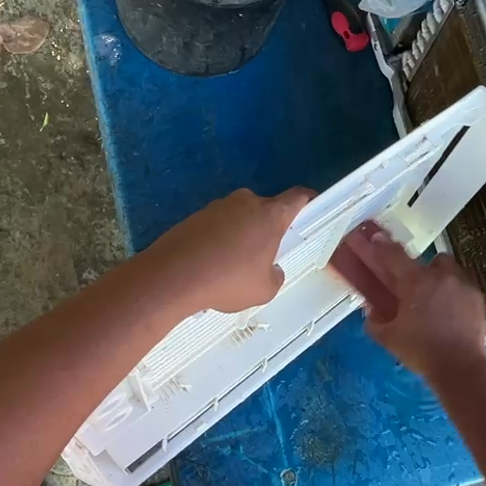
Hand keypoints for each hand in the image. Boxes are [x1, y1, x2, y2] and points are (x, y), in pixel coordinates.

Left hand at [141, 187, 313, 313]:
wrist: (173, 276)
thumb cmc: (228, 280)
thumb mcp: (265, 289)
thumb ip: (275, 275)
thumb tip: (270, 269)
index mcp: (270, 215)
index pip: (297, 196)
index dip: (308, 201)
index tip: (311, 208)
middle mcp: (245, 202)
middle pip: (265, 209)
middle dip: (267, 228)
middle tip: (262, 256)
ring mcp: (217, 206)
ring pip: (239, 218)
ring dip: (240, 235)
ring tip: (230, 266)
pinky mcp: (195, 216)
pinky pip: (216, 226)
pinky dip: (218, 241)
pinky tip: (209, 265)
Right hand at [329, 221, 485, 379]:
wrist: (459, 367)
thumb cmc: (420, 350)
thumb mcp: (388, 338)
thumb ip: (375, 321)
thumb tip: (372, 312)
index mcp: (414, 281)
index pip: (393, 255)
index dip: (381, 246)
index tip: (375, 238)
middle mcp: (440, 275)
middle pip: (428, 260)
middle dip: (420, 271)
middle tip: (413, 291)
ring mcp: (463, 284)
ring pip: (449, 270)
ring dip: (440, 279)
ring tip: (436, 301)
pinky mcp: (478, 298)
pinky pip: (463, 287)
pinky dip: (456, 295)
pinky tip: (452, 315)